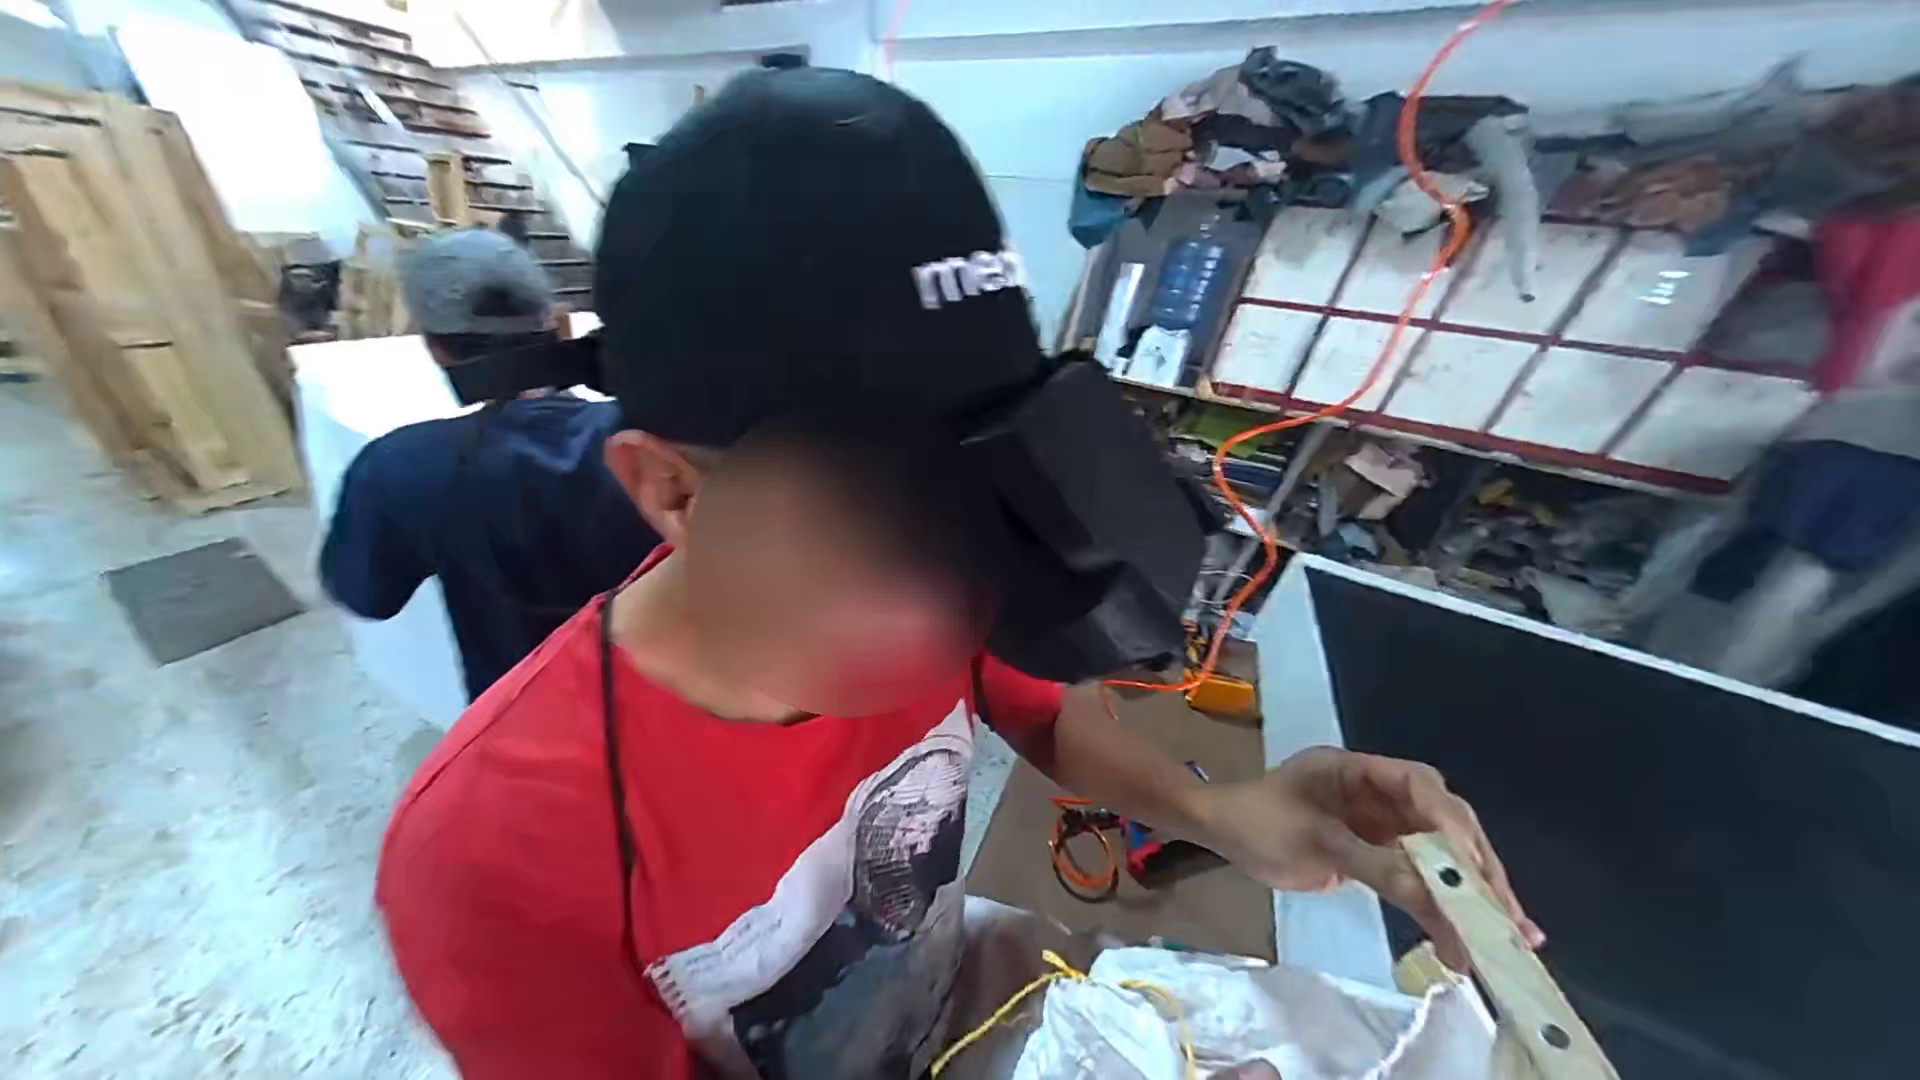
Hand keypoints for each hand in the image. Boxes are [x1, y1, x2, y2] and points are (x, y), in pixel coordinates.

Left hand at [1195, 746, 1541, 971]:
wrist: (1220, 832)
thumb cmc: (1257, 822)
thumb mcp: (1315, 842)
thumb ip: (1379, 867)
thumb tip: (1444, 904)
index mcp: (1354, 770)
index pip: (1418, 784)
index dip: (1451, 823)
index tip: (1474, 867)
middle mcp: (1372, 791)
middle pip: (1438, 819)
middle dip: (1474, 863)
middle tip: (1506, 915)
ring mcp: (1374, 821)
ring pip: (1435, 851)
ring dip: (1467, 891)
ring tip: (1509, 938)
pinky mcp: (1372, 850)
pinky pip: (1415, 874)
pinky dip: (1440, 903)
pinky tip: (1467, 937)